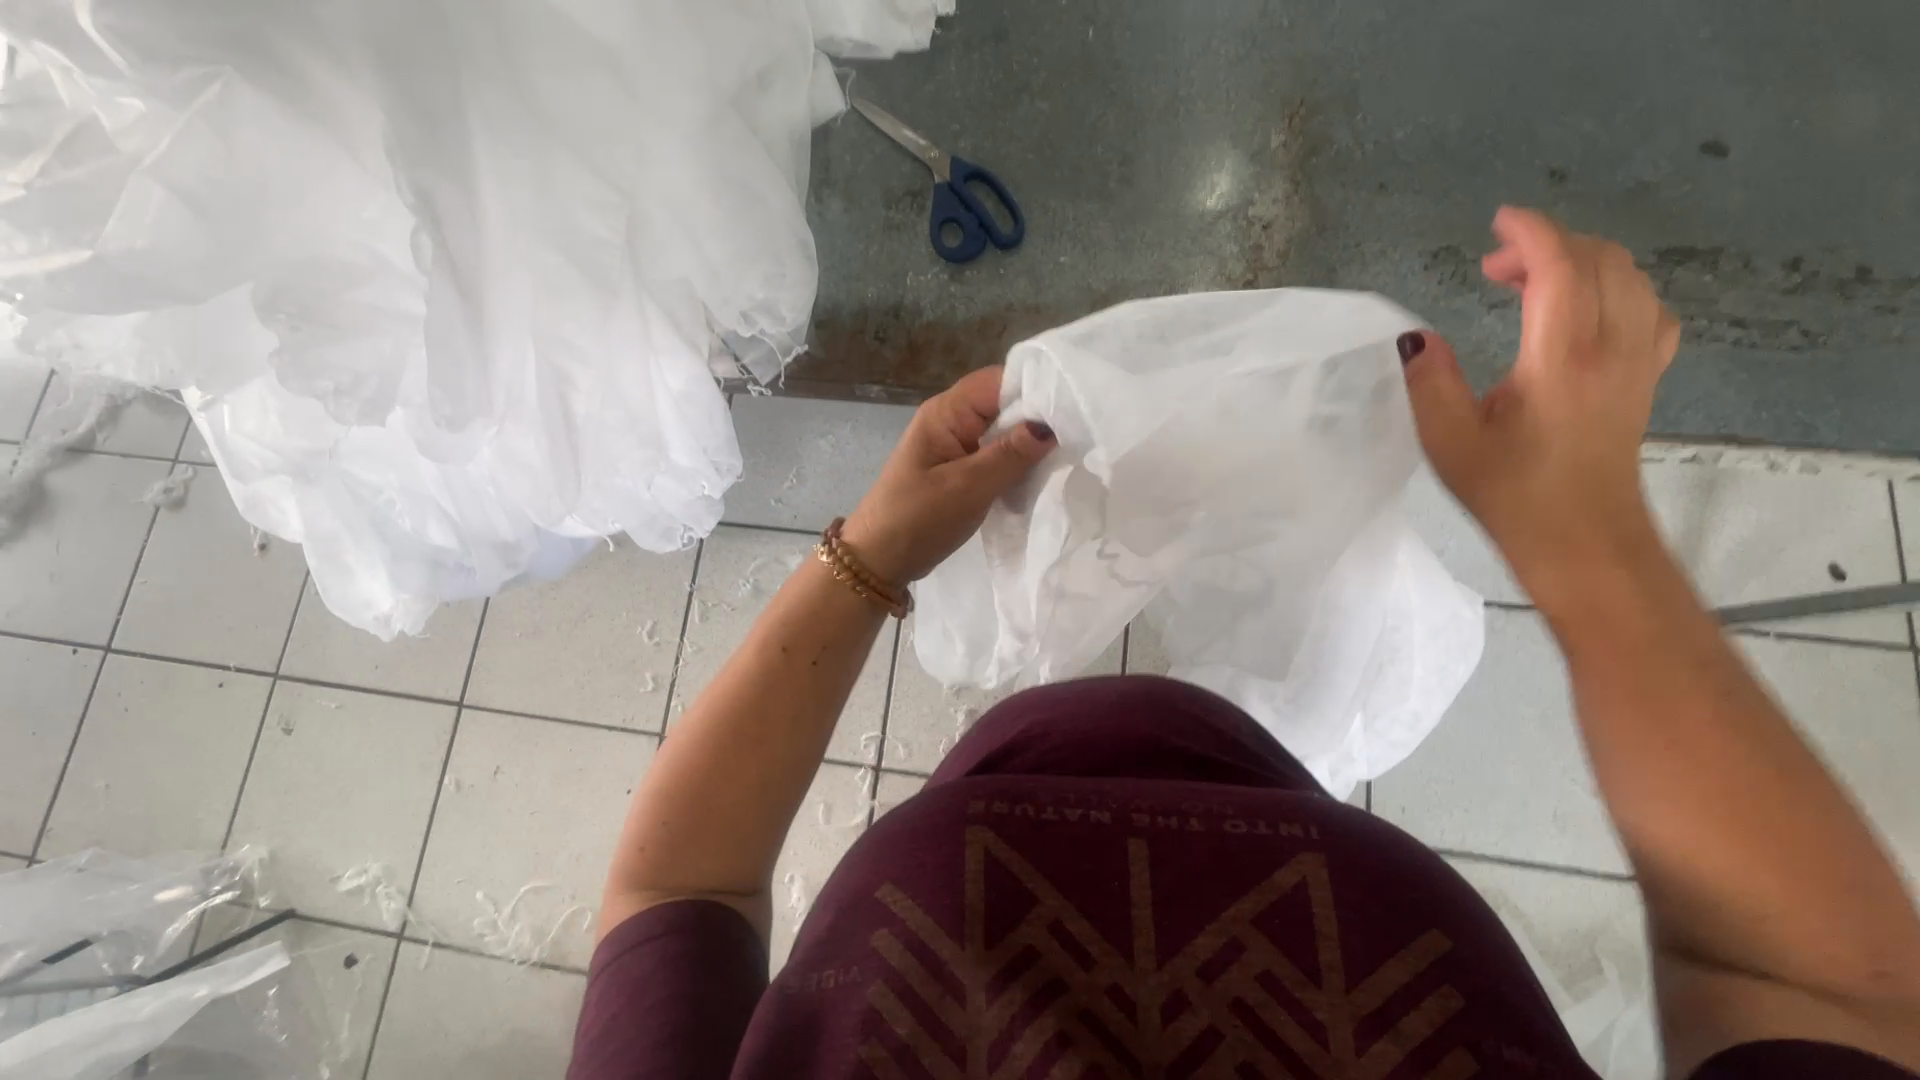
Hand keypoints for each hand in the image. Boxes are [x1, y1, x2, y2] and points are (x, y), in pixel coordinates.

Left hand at [841, 366, 1055, 584]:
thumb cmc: (917, 520)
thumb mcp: (968, 487)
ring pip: (1003, 431)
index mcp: (947, 412)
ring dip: (1029, 444)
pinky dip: (1016, 464)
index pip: (1000, 381)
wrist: (878, 560)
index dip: (1036, 390)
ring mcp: (956, 445)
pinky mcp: (961, 469)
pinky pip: (996, 455)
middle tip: (1077, 437)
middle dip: (1038, 418)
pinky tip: (1038, 476)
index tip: (1072, 411)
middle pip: (1005, 403)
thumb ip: (1010, 455)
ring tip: (1065, 456)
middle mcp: (952, 419)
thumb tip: (1050, 427)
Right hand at [1402, 206, 1680, 598]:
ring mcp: (1637, 360)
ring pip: (1630, 278)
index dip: (1531, 234)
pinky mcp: (1645, 377)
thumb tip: (1415, 336)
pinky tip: (1585, 309)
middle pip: (1600, 260)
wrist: (1580, 538)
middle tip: (1495, 267)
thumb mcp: (1448, 439)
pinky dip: (1616, 288)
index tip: (1498, 221)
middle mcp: (1611, 346)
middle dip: (1549, 245)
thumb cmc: (1509, 491)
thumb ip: (1430, 380)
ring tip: (1531, 282)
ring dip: (1582, 262)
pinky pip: (1647, 308)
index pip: (1560, 268)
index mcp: (1562, 357)